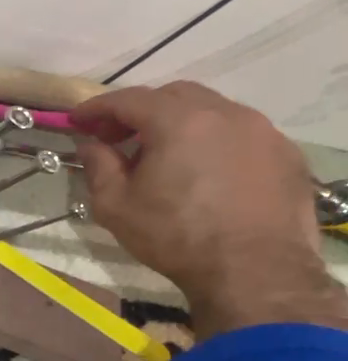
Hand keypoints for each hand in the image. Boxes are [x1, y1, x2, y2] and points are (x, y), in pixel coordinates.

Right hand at [71, 81, 347, 337]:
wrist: (253, 266)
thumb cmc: (172, 234)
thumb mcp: (114, 204)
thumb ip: (99, 165)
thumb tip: (91, 144)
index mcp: (180, 123)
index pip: (130, 99)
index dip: (97, 107)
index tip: (76, 121)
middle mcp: (227, 116)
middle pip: (176, 95)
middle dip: (139, 109)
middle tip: (115, 136)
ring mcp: (263, 132)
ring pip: (211, 110)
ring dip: (177, 122)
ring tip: (157, 154)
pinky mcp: (284, 153)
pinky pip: (239, 132)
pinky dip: (209, 139)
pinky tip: (197, 169)